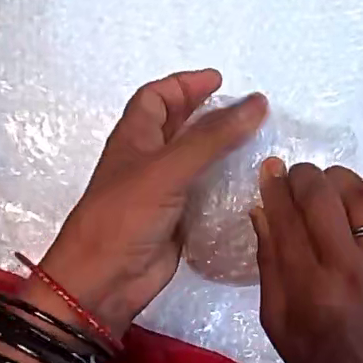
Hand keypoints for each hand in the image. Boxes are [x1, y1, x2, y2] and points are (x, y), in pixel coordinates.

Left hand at [41, 70, 267, 331]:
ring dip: (221, 153)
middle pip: (178, 128)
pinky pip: (203, 197)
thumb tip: (257, 103)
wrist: (106, 280)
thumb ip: (212, 136)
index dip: (184, 85)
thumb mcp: (168, 168)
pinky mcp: (176, 223)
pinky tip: (248, 187)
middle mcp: (148, 162)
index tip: (219, 81)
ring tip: (256, 146)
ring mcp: (162, 195)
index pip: (157, 98)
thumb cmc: (125, 217)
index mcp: (134, 139)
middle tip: (246, 113)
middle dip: (208, 115)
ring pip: (195, 163)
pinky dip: (223, 188)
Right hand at [251, 159, 362, 362]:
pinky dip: (356, 193)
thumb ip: (267, 261)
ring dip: (333, 180)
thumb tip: (261, 210)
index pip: (288, 222)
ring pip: (357, 193)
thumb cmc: (309, 350)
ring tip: (317, 185)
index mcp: (310, 288)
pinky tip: (341, 198)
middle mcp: (346, 266)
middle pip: (322, 199)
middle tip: (289, 175)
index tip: (267, 170)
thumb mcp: (273, 315)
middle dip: (301, 177)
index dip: (275, 190)